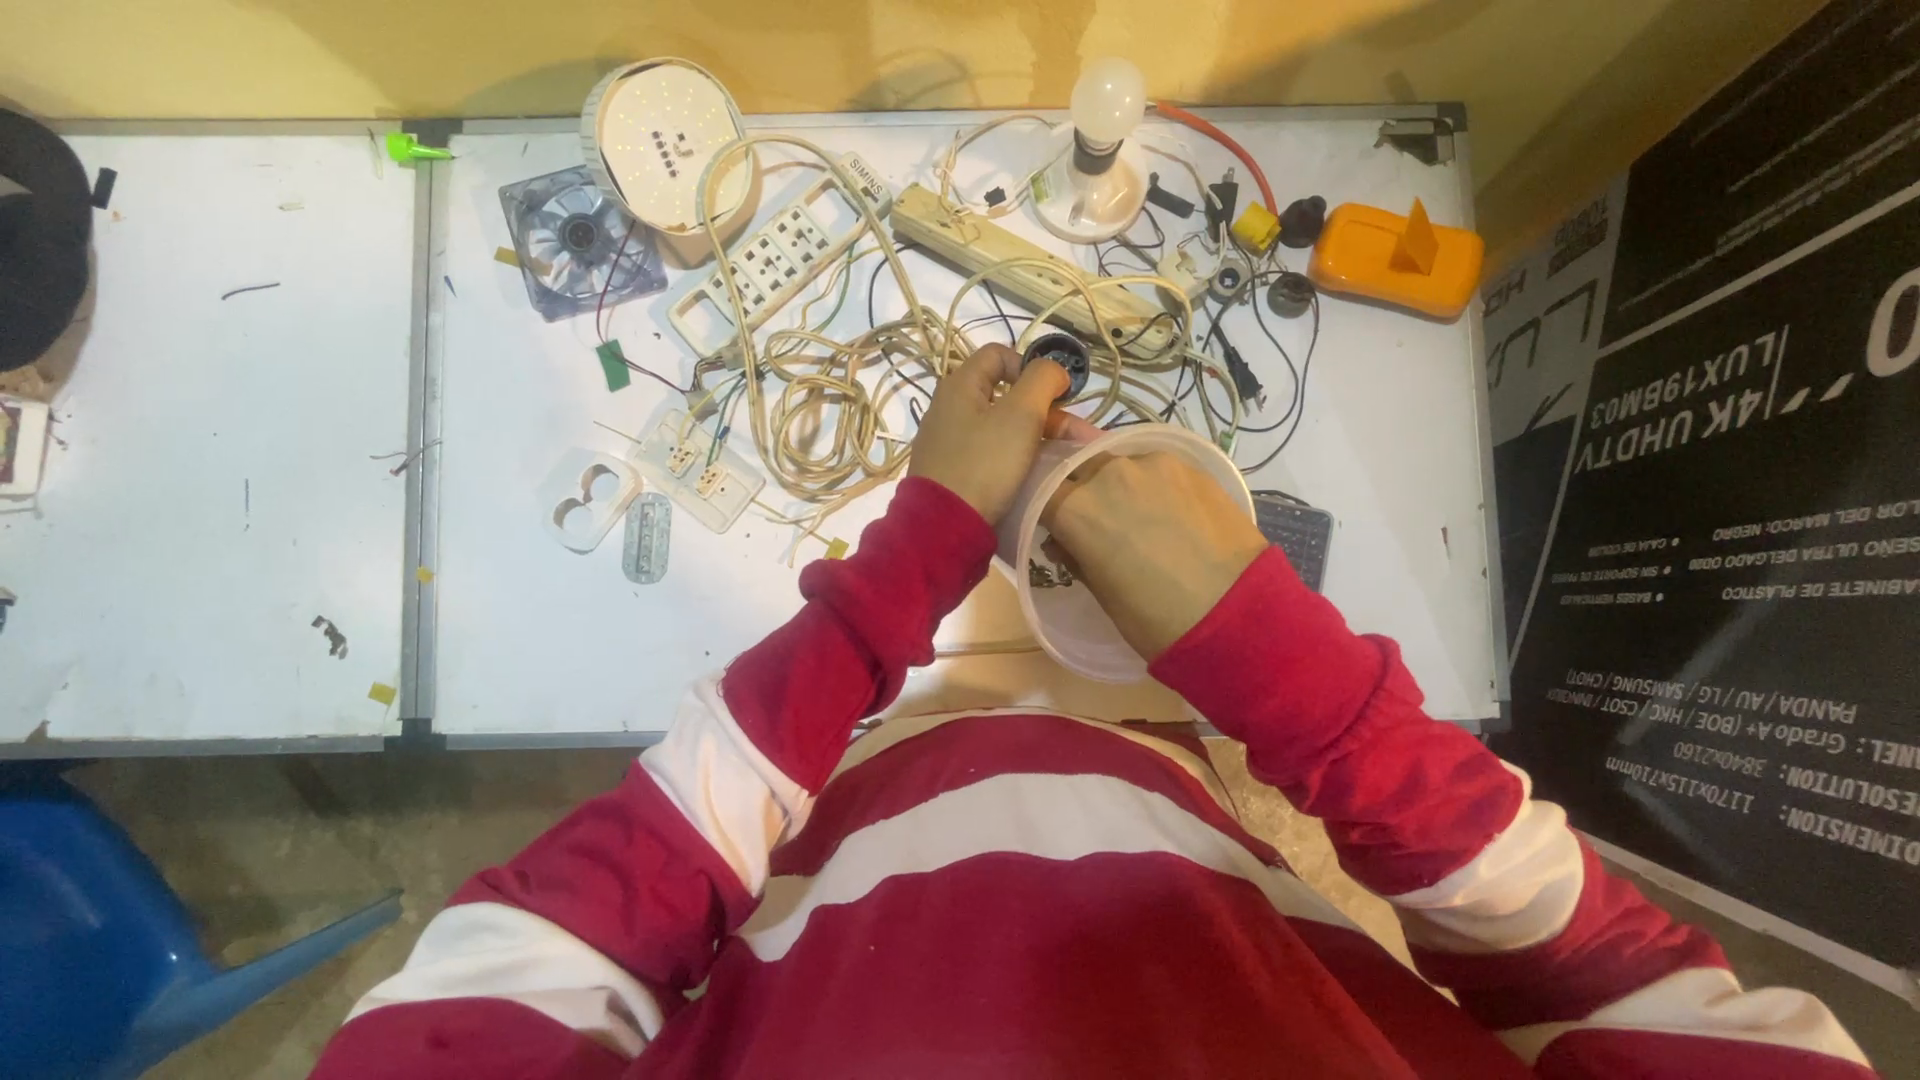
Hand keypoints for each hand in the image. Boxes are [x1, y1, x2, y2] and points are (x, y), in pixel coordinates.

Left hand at [908, 344, 1069, 523]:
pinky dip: (1019, 457)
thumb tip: (1053, 370)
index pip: (999, 354)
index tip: (1055, 395)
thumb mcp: (1020, 415)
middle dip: (1049, 411)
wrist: (944, 527)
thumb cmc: (985, 464)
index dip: (1031, 367)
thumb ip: (1042, 380)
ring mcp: (951, 442)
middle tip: (1081, 435)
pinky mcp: (955, 471)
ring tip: (1073, 458)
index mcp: (960, 385)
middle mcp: (951, 408)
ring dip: (1041, 436)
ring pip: (1004, 427)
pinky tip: (1041, 474)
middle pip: (1007, 395)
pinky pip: (993, 453)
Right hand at [1042, 452, 1268, 660]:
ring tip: (1144, 520)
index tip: (1053, 524)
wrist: (1236, 615)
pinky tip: (1174, 516)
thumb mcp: (1101, 593)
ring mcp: (1153, 464)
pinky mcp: (1192, 465)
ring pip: (1122, 465)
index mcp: (1075, 509)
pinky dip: (1156, 486)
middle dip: (1082, 491)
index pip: (1041, 491)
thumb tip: (1064, 539)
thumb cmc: (1155, 618)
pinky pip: (1159, 469)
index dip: (1045, 507)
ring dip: (1121, 486)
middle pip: (1080, 469)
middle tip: (1100, 523)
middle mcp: (1108, 474)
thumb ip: (1075, 556)